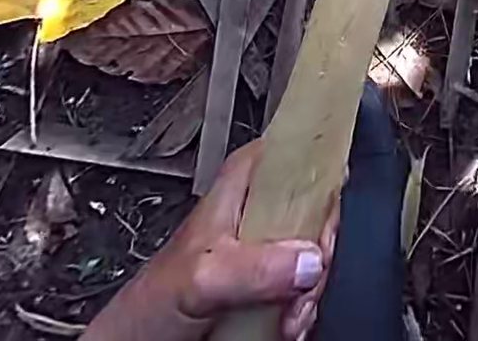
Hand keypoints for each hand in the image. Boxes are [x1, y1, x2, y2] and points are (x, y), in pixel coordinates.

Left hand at [83, 141, 333, 340]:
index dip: (323, 187)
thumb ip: (254, 265)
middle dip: (318, 255)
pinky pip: (306, 281)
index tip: (321, 231)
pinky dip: (303, 307)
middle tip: (301, 290)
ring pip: (315, 249)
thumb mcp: (203, 276)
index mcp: (247, 176)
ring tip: (289, 317)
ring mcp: (267, 237)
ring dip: (310, 290)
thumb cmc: (154, 299)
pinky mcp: (270, 272)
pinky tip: (287, 323)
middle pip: (318, 208)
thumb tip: (308, 258)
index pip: (303, 154)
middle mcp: (262, 201)